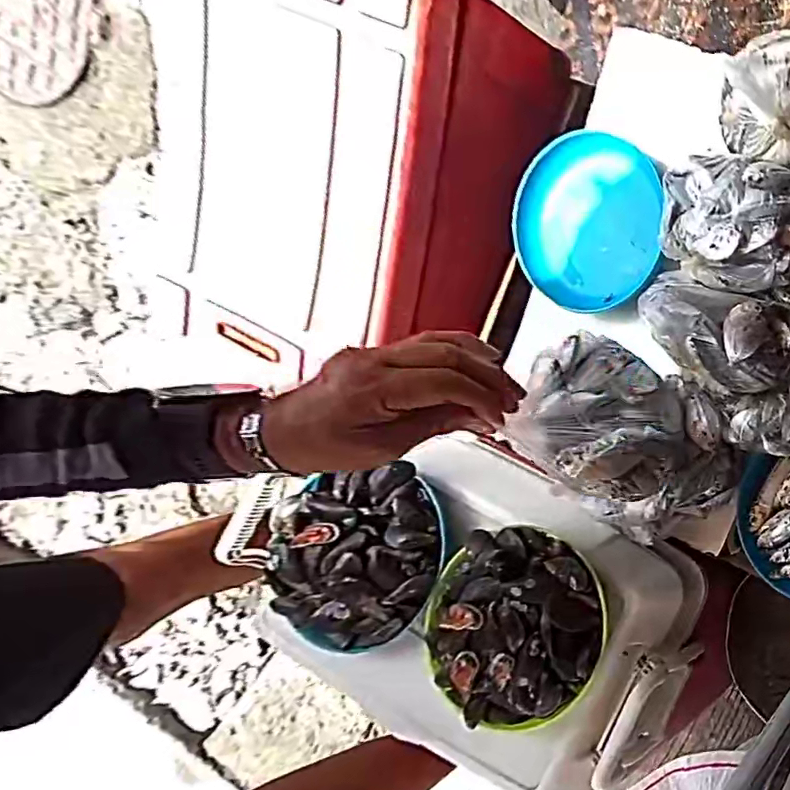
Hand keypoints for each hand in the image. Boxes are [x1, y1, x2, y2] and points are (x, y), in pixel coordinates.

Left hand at [254, 331, 524, 472]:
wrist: (278, 432)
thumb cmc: (319, 445)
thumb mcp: (385, 448)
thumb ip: (434, 425)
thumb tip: (475, 417)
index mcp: (372, 387)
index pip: (444, 380)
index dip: (480, 398)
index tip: (498, 416)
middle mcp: (373, 360)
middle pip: (449, 354)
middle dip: (489, 377)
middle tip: (511, 399)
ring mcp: (375, 352)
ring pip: (441, 341)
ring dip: (480, 360)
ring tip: (503, 381)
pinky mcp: (378, 353)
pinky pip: (426, 343)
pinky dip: (458, 351)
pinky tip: (477, 361)